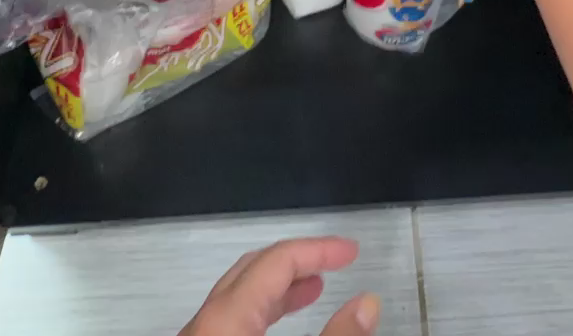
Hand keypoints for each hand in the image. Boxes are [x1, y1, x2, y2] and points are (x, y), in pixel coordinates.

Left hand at [178, 237, 381, 335]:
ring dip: (279, 287)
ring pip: (238, 296)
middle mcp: (204, 324)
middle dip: (297, 260)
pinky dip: (261, 311)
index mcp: (225, 319)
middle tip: (335, 261)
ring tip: (315, 288)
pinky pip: (231, 319)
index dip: (318, 249)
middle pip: (252, 270)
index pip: (276, 260)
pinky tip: (277, 323)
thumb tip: (368, 303)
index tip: (353, 251)